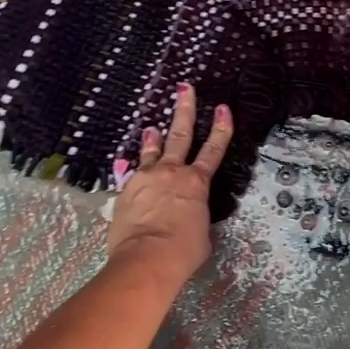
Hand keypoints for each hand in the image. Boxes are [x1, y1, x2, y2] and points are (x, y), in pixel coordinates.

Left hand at [106, 82, 232, 289]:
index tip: (223, 108)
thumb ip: (196, 217)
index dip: (221, 127)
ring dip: (154, 138)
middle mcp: (173, 173)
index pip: (214, 149)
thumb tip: (188, 219)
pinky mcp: (126, 191)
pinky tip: (131, 174)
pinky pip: (133, 176)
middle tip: (185, 89)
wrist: (147, 259)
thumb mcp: (201, 234)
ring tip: (153, 127)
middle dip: (185, 110)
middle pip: (181, 135)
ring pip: (152, 151)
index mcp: (197, 183)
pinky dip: (135, 171)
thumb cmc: (183, 251)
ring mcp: (147, 178)